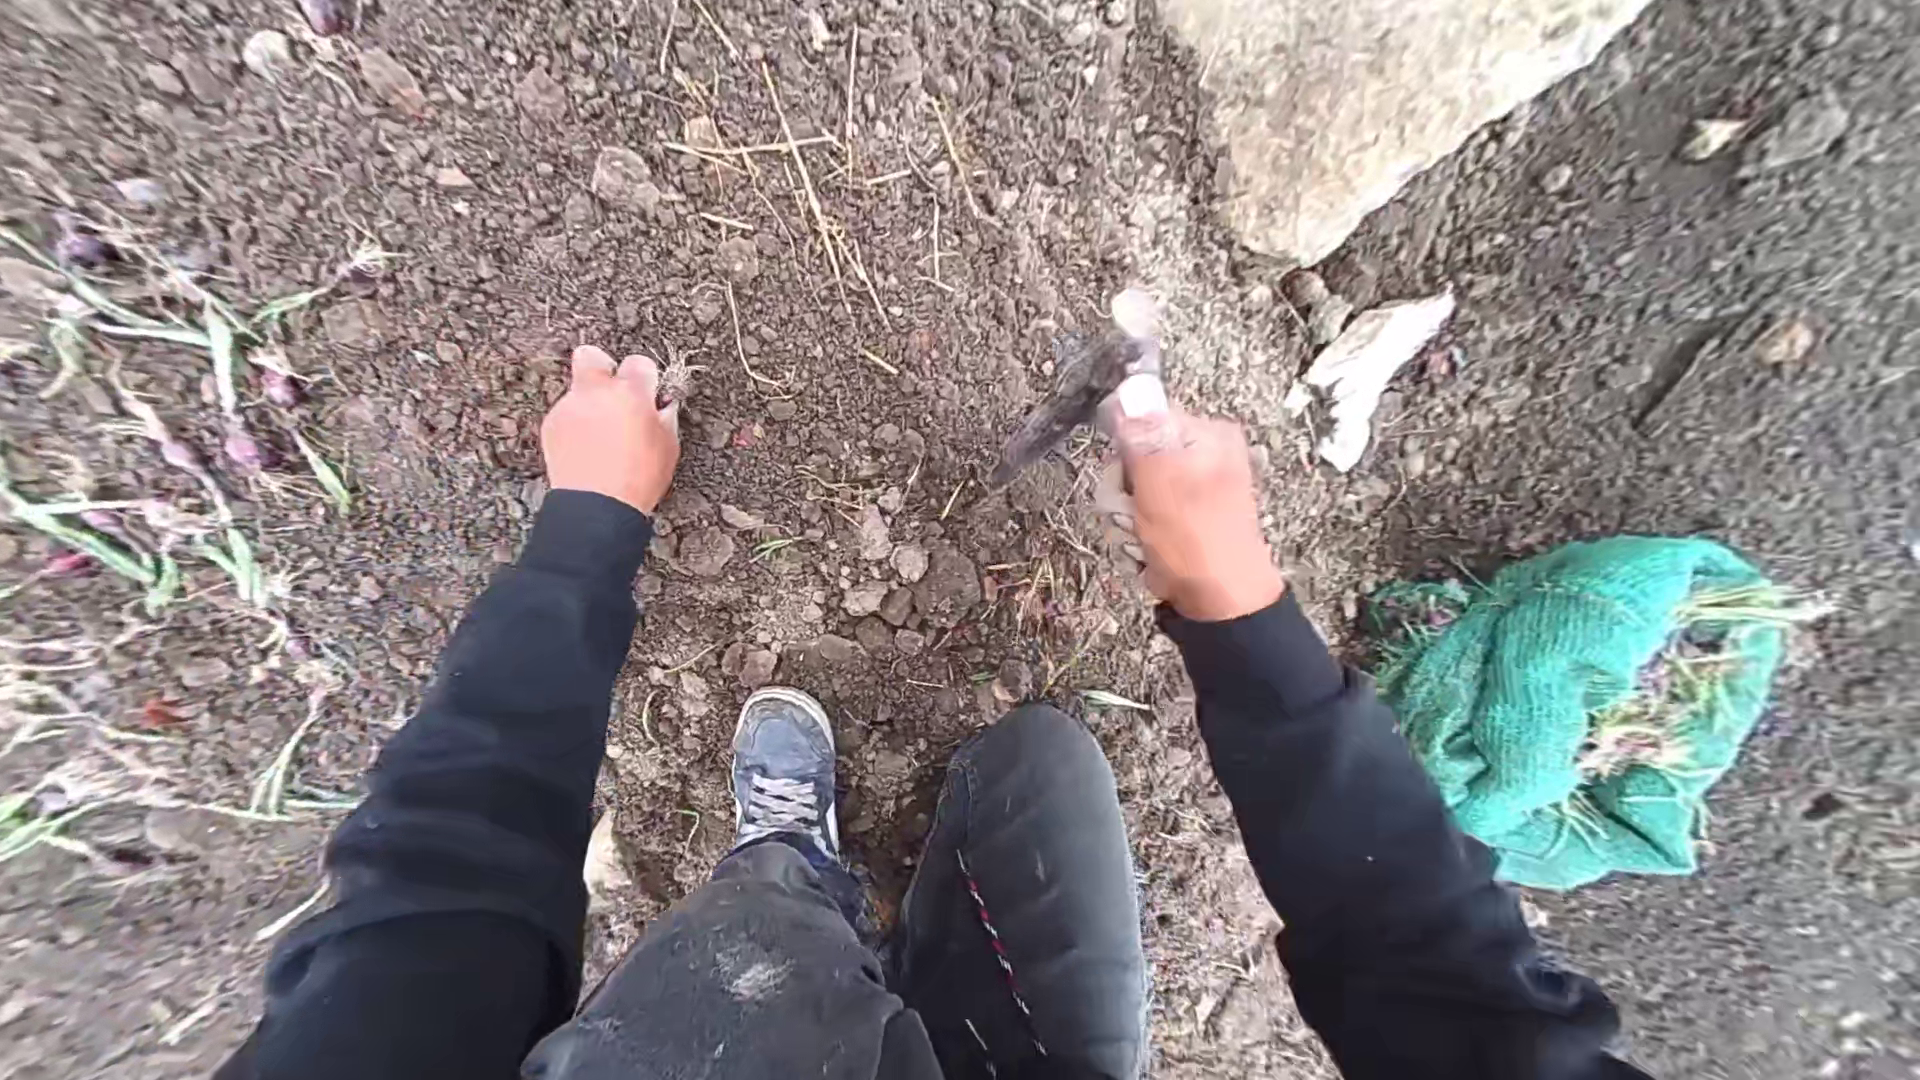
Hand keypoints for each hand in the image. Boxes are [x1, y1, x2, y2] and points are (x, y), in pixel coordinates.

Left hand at [541, 345, 680, 513]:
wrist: (598, 504)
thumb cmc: (639, 477)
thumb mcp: (669, 446)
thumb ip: (664, 417)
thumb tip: (661, 406)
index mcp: (631, 394)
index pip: (639, 362)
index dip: (647, 377)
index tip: (650, 392)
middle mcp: (596, 393)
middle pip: (592, 356)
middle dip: (605, 368)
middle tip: (617, 392)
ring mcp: (570, 407)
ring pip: (579, 389)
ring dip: (593, 403)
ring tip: (607, 435)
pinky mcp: (552, 424)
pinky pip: (567, 413)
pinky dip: (579, 424)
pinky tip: (592, 447)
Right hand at [1108, 375, 1284, 621]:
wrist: (1220, 605)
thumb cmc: (1195, 543)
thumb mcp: (1162, 483)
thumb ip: (1143, 434)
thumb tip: (1130, 385)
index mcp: (1206, 436)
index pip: (1143, 418)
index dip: (1124, 451)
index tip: (1129, 481)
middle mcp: (1201, 455)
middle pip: (1131, 456)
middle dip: (1122, 493)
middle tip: (1136, 519)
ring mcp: (1191, 487)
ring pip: (1130, 489)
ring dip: (1125, 519)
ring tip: (1143, 540)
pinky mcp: (1181, 515)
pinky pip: (1140, 512)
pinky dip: (1137, 533)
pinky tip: (1149, 550)